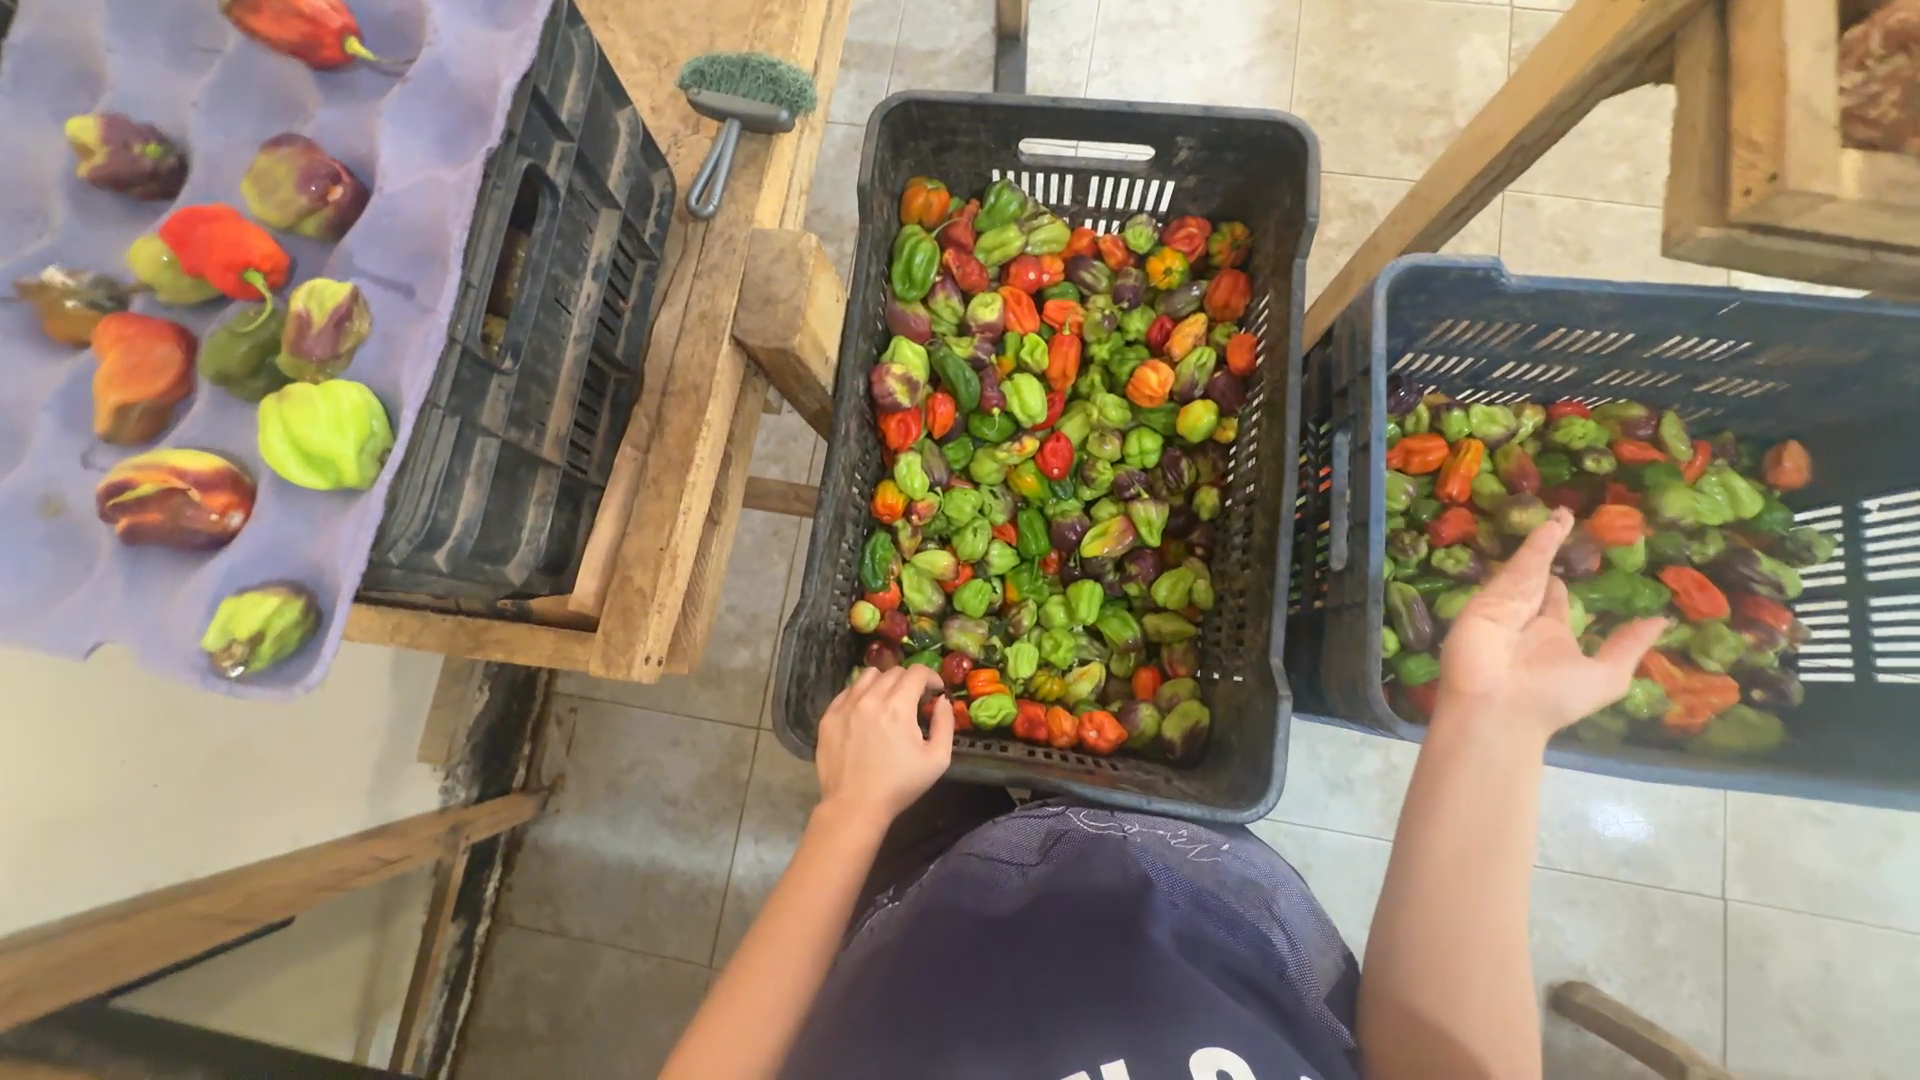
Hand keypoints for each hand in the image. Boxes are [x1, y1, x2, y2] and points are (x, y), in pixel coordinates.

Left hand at [814, 665, 952, 823]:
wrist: (854, 806)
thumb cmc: (899, 785)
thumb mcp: (937, 759)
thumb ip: (945, 724)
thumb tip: (942, 700)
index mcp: (898, 706)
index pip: (917, 671)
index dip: (931, 676)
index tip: (934, 690)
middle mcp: (870, 698)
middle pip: (894, 671)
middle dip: (909, 680)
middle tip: (914, 700)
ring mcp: (846, 705)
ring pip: (868, 675)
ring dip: (884, 682)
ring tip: (888, 701)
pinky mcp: (829, 716)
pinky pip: (848, 691)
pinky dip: (862, 694)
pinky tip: (866, 712)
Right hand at [1438, 507, 1667, 739]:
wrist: (1500, 708)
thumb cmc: (1553, 698)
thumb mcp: (1607, 676)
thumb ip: (1629, 645)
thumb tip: (1662, 619)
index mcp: (1553, 636)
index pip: (1556, 601)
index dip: (1564, 583)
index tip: (1576, 559)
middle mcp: (1527, 618)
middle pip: (1540, 578)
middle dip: (1551, 553)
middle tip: (1564, 524)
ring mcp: (1505, 606)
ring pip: (1530, 568)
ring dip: (1546, 541)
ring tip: (1562, 514)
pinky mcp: (1487, 600)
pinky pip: (1516, 570)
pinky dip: (1535, 547)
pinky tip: (1551, 526)